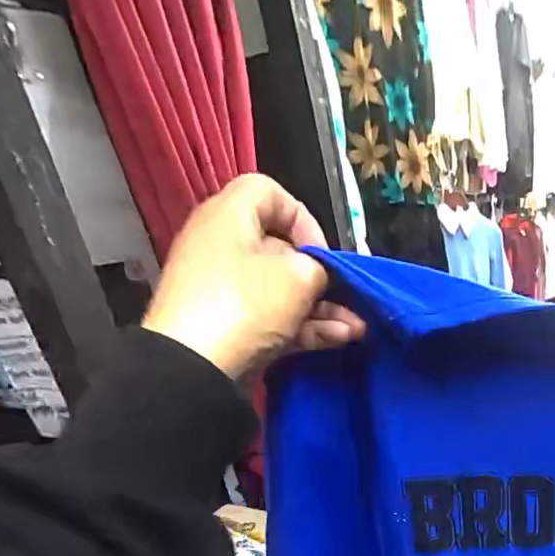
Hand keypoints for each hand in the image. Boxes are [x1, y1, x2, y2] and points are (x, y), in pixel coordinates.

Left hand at [142, 174, 366, 378]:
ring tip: (357, 328)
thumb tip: (319, 275)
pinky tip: (341, 339)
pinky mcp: (234, 323)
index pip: (269, 191)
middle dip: (323, 277)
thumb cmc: (247, 303)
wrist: (197, 364)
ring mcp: (229, 288)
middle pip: (283, 249)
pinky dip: (309, 326)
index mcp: (230, 217)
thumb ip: (320, 268)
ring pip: (286, 289)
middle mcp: (226, 246)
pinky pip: (278, 316)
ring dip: (325, 309)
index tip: (322, 252)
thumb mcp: (299, 277)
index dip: (303, 218)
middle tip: (347, 296)